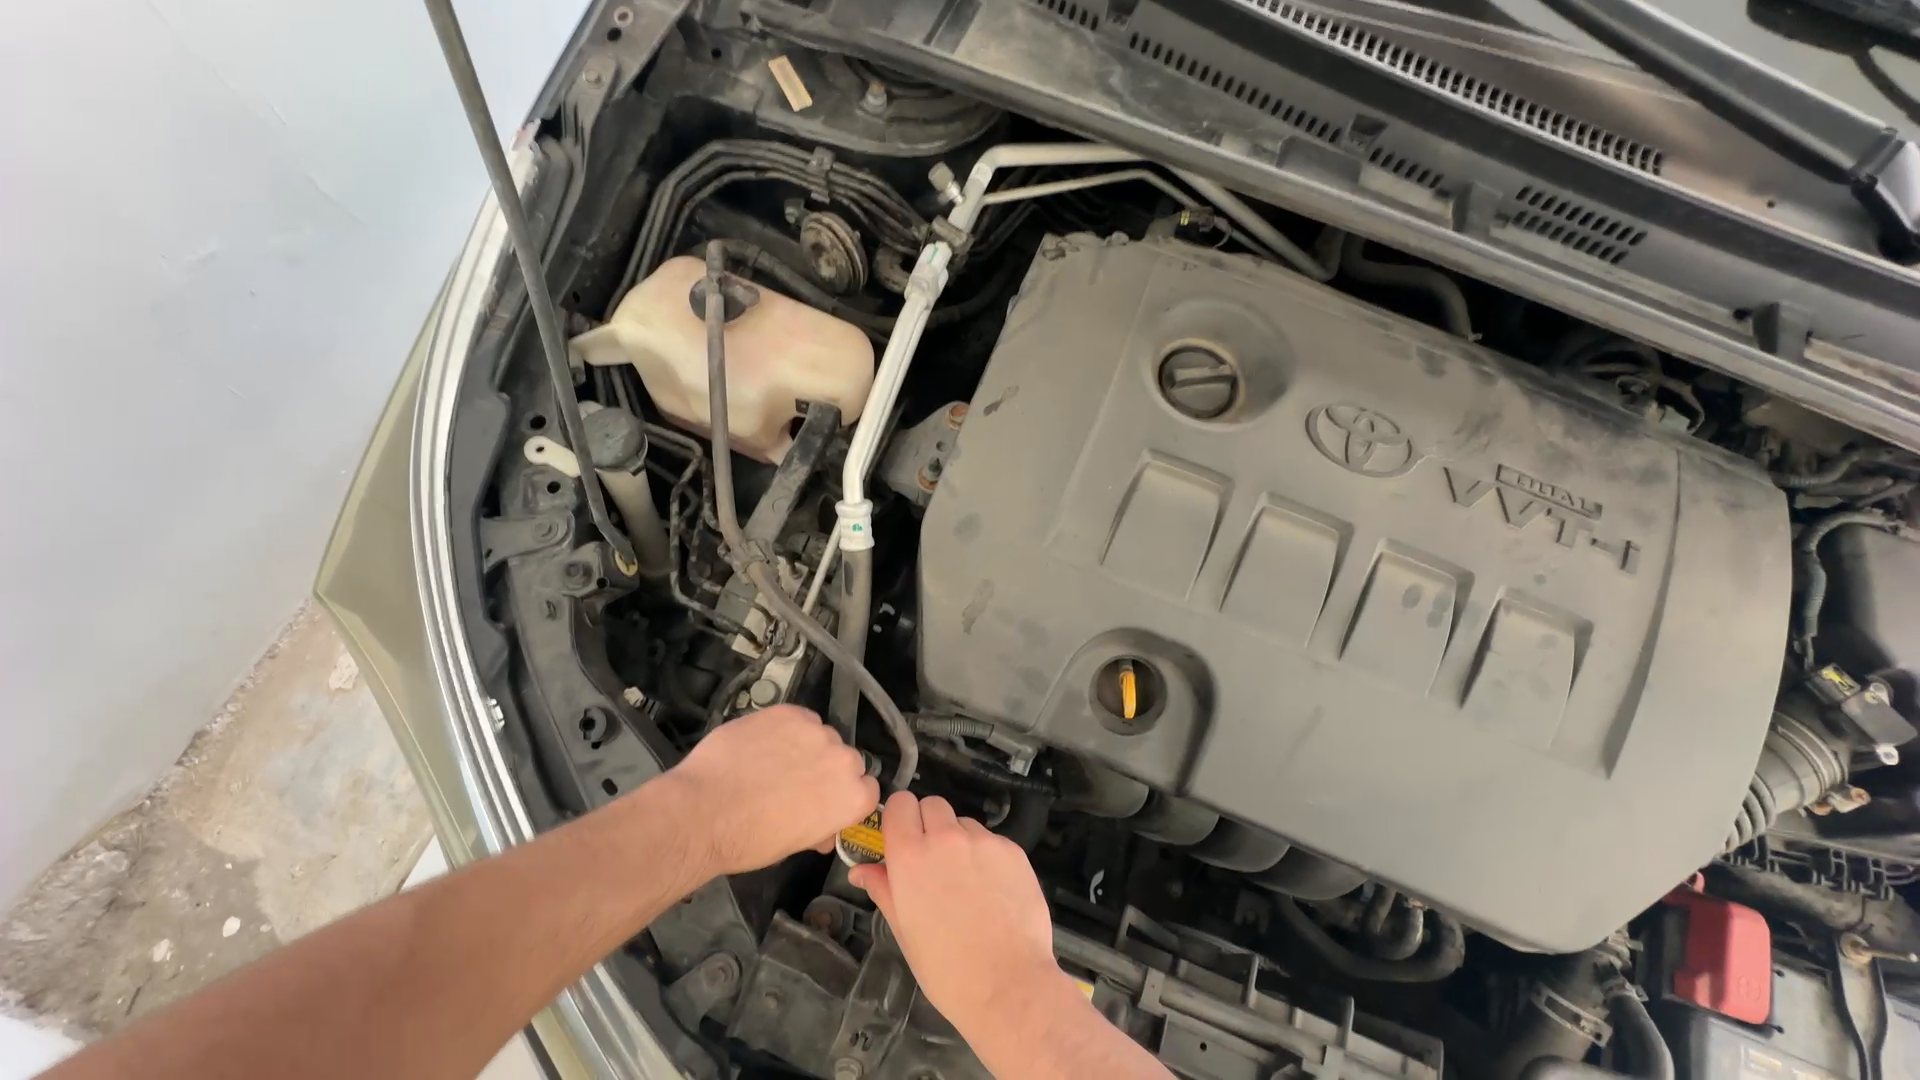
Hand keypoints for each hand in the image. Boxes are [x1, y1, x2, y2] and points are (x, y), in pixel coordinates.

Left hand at [658, 705, 878, 876]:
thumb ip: (819, 829)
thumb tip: (824, 829)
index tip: (827, 800)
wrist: (704, 812)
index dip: (846, 795)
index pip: (868, 789)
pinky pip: (798, 717)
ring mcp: (816, 732)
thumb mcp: (794, 846)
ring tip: (773, 761)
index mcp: (852, 797)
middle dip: (827, 769)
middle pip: (846, 759)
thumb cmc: (748, 841)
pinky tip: (762, 743)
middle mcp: (843, 760)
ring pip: (821, 735)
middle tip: (796, 782)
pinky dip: (785, 728)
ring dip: (806, 746)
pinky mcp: (788, 712)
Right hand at [848, 793, 1072, 1034]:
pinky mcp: (1013, 850)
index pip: (900, 804)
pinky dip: (988, 857)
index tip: (904, 837)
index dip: (901, 818)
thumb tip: (861, 870)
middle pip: (932, 805)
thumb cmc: (946, 968)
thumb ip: (884, 890)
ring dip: (960, 842)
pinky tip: (994, 891)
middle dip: (930, 825)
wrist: (1008, 985)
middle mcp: (945, 838)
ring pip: (964, 823)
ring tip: (968, 882)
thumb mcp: (904, 931)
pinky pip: (993, 841)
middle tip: (934, 861)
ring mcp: (983, 841)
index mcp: (910, 856)